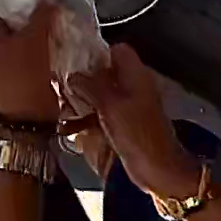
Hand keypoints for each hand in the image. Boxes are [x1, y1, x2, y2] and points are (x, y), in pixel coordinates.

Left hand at [0, 4, 60, 122]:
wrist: (31, 113)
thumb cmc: (22, 75)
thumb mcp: (33, 37)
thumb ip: (42, 15)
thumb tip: (50, 0)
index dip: (4, 4)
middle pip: (7, 26)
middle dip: (25, 19)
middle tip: (42, 12)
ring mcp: (6, 63)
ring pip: (20, 40)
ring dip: (37, 34)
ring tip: (53, 27)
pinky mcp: (21, 74)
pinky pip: (31, 54)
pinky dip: (43, 49)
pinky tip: (58, 45)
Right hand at [65, 44, 201, 197]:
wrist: (157, 169)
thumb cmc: (137, 134)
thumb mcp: (109, 104)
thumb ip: (88, 85)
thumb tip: (71, 75)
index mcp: (135, 76)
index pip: (116, 50)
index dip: (96, 51)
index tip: (74, 57)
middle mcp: (133, 87)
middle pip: (105, 71)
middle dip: (83, 75)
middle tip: (63, 80)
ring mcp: (128, 105)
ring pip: (100, 91)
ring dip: (81, 95)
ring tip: (63, 101)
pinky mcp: (123, 123)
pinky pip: (101, 110)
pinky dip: (86, 113)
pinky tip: (71, 121)